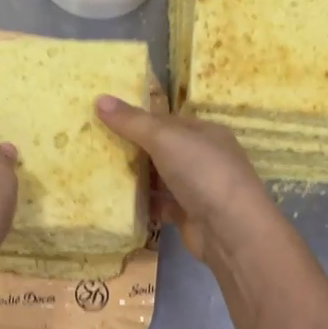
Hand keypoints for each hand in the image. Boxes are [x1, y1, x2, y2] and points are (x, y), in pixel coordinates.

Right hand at [95, 95, 277, 269]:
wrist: (230, 229)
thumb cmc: (202, 172)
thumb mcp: (165, 138)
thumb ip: (133, 122)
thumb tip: (99, 99)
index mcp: (205, 133)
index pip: (168, 121)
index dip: (140, 119)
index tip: (107, 120)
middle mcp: (204, 158)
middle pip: (163, 150)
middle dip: (134, 149)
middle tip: (97, 146)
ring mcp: (198, 189)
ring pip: (161, 179)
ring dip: (137, 178)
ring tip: (101, 172)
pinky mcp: (189, 216)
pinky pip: (160, 206)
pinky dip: (143, 204)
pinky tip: (118, 202)